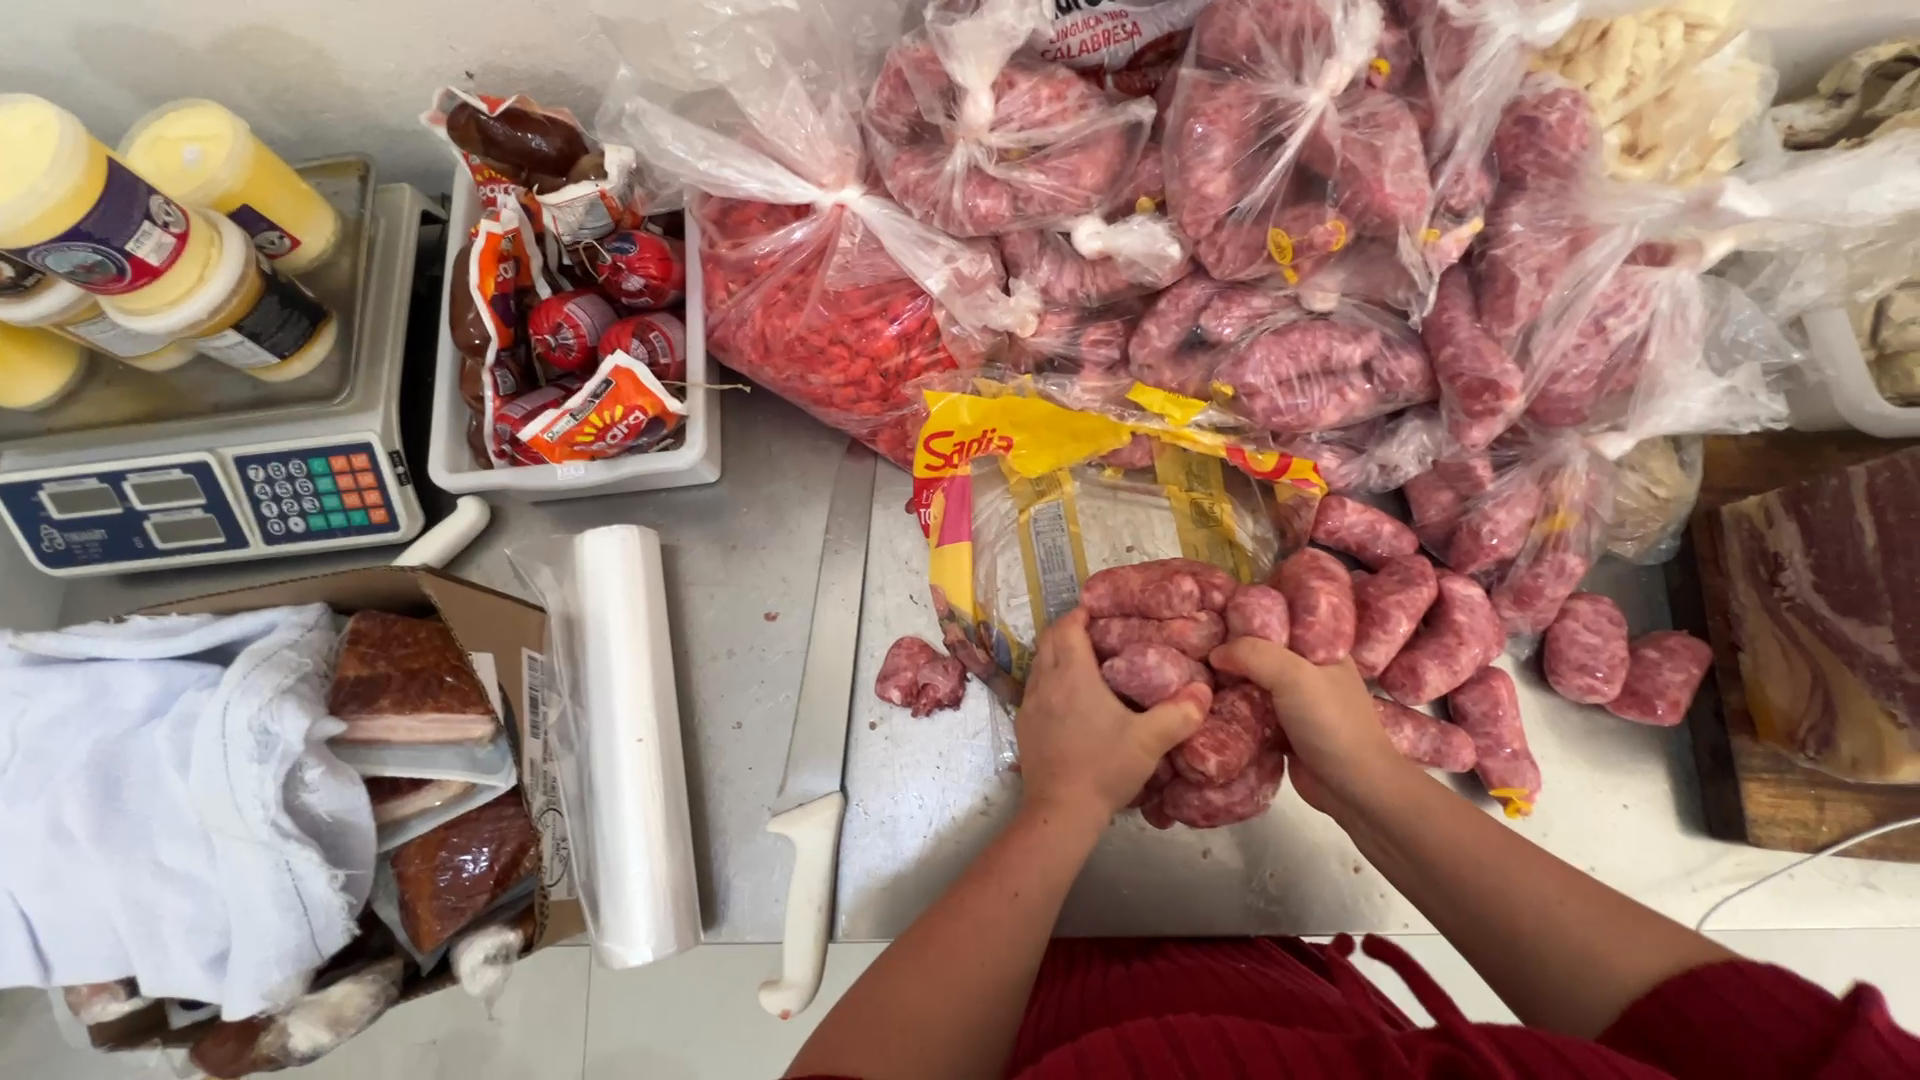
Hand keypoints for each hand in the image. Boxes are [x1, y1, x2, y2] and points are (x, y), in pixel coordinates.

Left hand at [1016, 608, 1207, 825]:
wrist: (1061, 810)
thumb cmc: (1104, 768)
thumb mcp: (1149, 741)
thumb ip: (1179, 714)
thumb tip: (1204, 690)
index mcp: (1072, 675)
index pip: (1067, 627)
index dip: (1080, 614)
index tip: (1100, 613)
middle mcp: (1044, 682)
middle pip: (1048, 640)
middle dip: (1068, 630)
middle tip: (1096, 633)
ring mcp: (1029, 705)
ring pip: (1038, 664)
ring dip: (1056, 655)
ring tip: (1084, 662)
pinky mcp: (1024, 726)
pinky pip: (1034, 689)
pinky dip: (1048, 681)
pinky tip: (1068, 699)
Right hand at [1209, 638, 1408, 813]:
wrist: (1354, 789)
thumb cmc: (1331, 723)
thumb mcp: (1294, 675)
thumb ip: (1252, 654)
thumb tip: (1214, 654)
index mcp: (1320, 649)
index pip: (1280, 620)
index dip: (1247, 618)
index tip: (1211, 619)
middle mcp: (1307, 673)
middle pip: (1260, 653)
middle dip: (1230, 653)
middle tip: (1193, 648)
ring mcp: (1294, 704)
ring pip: (1251, 685)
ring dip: (1227, 684)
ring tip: (1193, 676)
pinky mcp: (1281, 732)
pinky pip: (1249, 714)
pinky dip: (1231, 712)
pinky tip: (1206, 706)